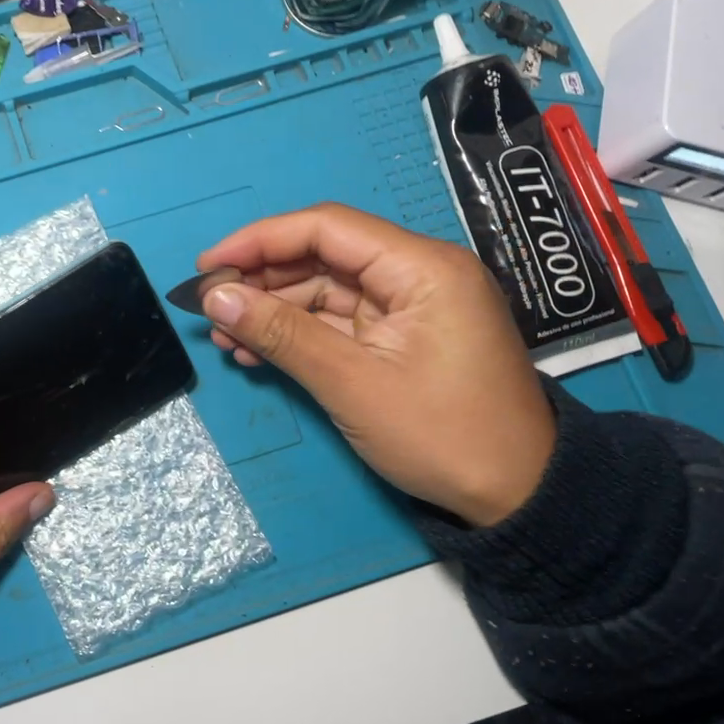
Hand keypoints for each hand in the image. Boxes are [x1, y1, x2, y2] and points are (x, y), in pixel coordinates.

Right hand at [196, 203, 554, 525]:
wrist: (516, 496)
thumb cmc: (441, 435)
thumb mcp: (351, 383)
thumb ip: (281, 333)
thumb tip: (215, 298)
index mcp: (420, 267)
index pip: (326, 227)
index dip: (259, 241)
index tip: (207, 268)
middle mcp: (416, 273)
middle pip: (322, 256)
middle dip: (261, 281)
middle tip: (209, 310)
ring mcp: (408, 306)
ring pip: (325, 290)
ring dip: (273, 312)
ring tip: (227, 340)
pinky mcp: (401, 336)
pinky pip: (338, 322)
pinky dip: (298, 335)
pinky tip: (257, 353)